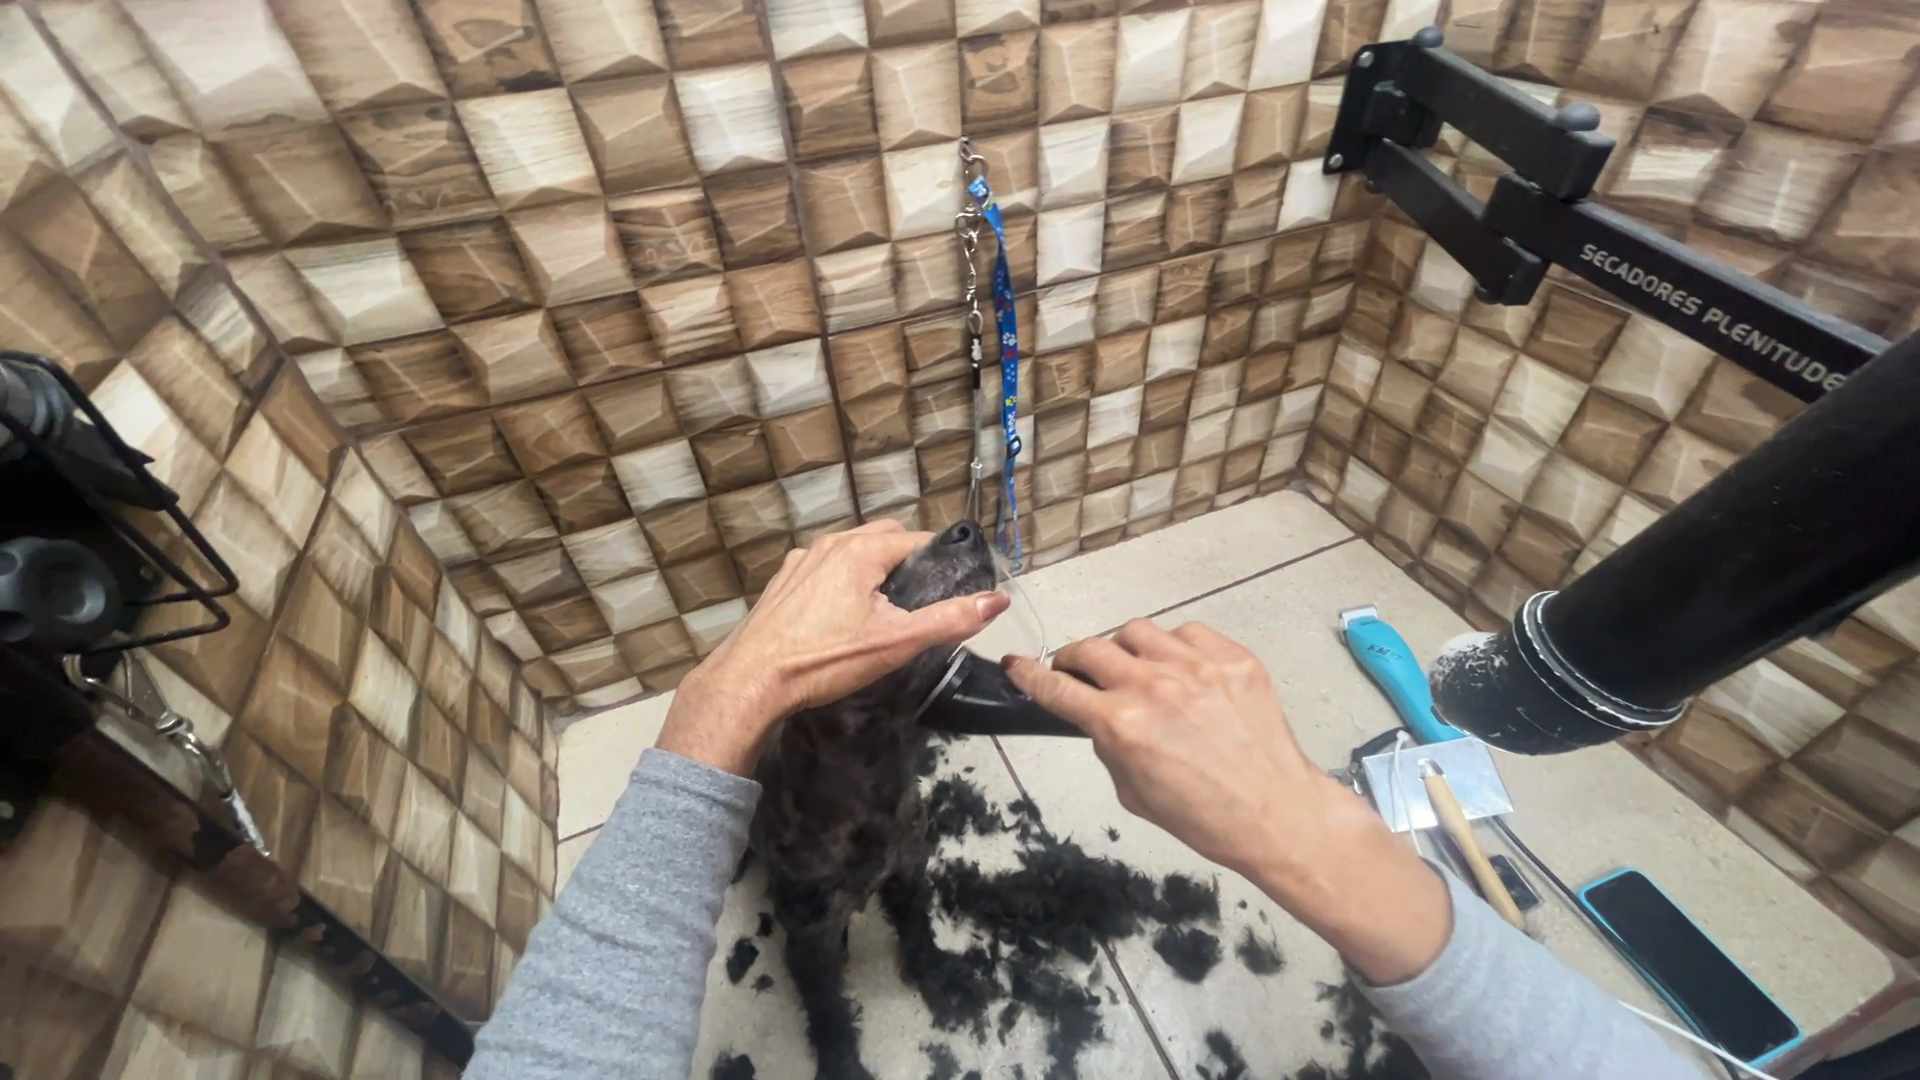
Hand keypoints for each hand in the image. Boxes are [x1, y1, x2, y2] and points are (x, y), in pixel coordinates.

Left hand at [659, 521, 1009, 775]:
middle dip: (906, 558)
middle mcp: (830, 544)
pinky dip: (841, 579)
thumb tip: (998, 600)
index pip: (916, 539)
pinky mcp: (782, 582)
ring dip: (872, 567)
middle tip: (919, 598)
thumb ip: (950, 620)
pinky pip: (824, 567)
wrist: (751, 682)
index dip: (938, 559)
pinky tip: (840, 614)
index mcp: (860, 551)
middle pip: (883, 537)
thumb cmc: (826, 660)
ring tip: (883, 606)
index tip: (950, 585)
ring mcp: (801, 561)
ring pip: (851, 550)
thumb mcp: (897, 643)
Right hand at [1004, 619, 1327, 873]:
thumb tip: (1099, 713)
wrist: (1277, 813)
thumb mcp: (1132, 793)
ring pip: (1134, 631)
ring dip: (1124, 650)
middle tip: (1079, 673)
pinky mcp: (1230, 657)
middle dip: (1073, 660)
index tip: (1016, 665)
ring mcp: (1194, 666)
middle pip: (1089, 648)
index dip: (1028, 675)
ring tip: (1137, 669)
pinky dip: (1174, 648)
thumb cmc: (1201, 817)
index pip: (1056, 688)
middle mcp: (1151, 686)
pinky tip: (1183, 672)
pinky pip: (1185, 632)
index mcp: (1120, 725)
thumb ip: (1107, 743)